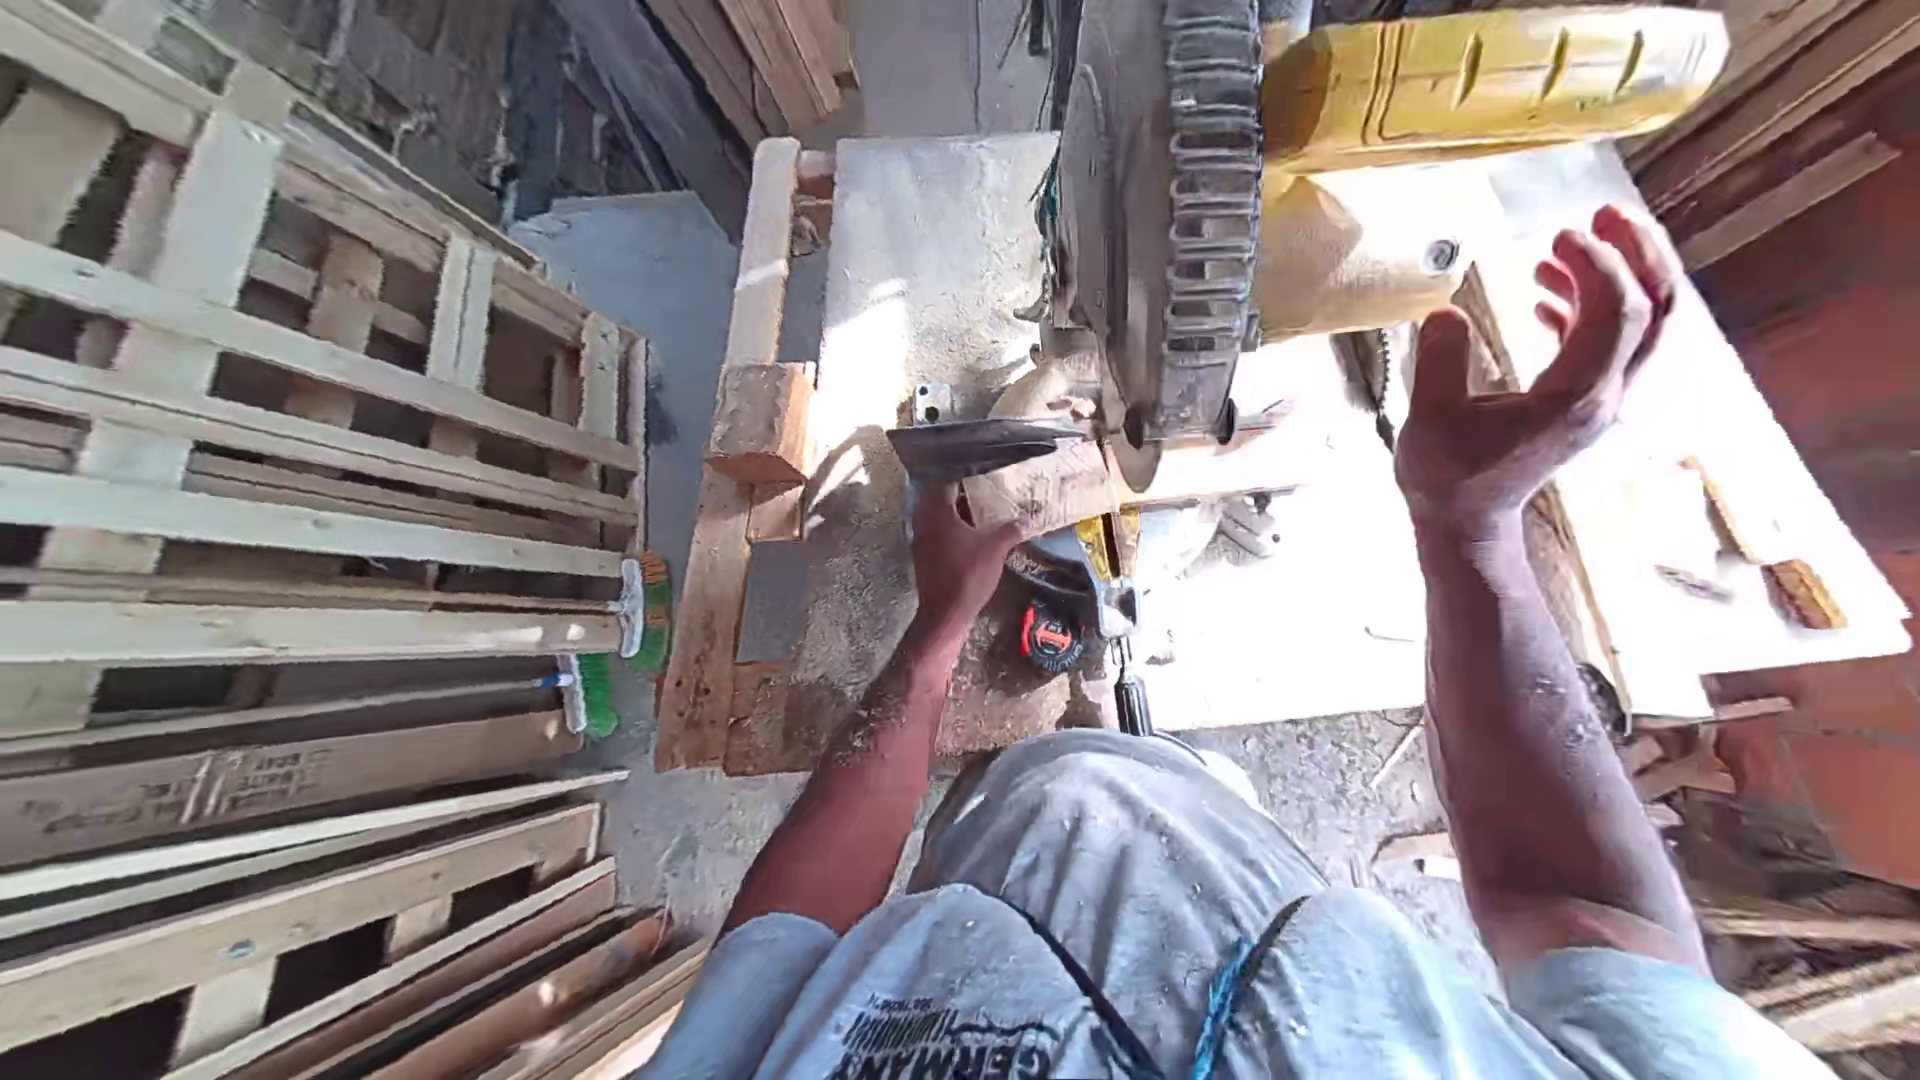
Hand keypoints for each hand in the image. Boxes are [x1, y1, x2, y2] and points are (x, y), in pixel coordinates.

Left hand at [910, 482, 1023, 637]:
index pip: (946, 482)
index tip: (981, 472)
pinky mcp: (922, 555)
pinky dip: (951, 529)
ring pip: (937, 516)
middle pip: (939, 497)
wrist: (945, 612)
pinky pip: (936, 532)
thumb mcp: (995, 549)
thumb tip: (1031, 519)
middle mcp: (923, 521)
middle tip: (982, 489)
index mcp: (937, 512)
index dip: (963, 475)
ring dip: (955, 512)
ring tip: (980, 510)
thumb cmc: (967, 574)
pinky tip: (970, 534)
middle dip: (960, 493)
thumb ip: (1011, 530)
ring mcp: (920, 539)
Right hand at [1395, 205, 1678, 530]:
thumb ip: (1439, 363)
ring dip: (1619, 279)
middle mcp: (1606, 395)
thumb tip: (1445, 311)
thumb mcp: (1428, 420)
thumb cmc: (1445, 477)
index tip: (1557, 237)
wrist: (1466, 521)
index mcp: (1575, 396)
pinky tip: (1548, 300)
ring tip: (1568, 251)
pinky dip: (1591, 312)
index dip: (1597, 265)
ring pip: (1643, 327)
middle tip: (1597, 218)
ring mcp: (1601, 402)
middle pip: (1657, 310)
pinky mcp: (1584, 406)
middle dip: (1636, 254)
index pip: (1616, 312)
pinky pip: (1613, 347)